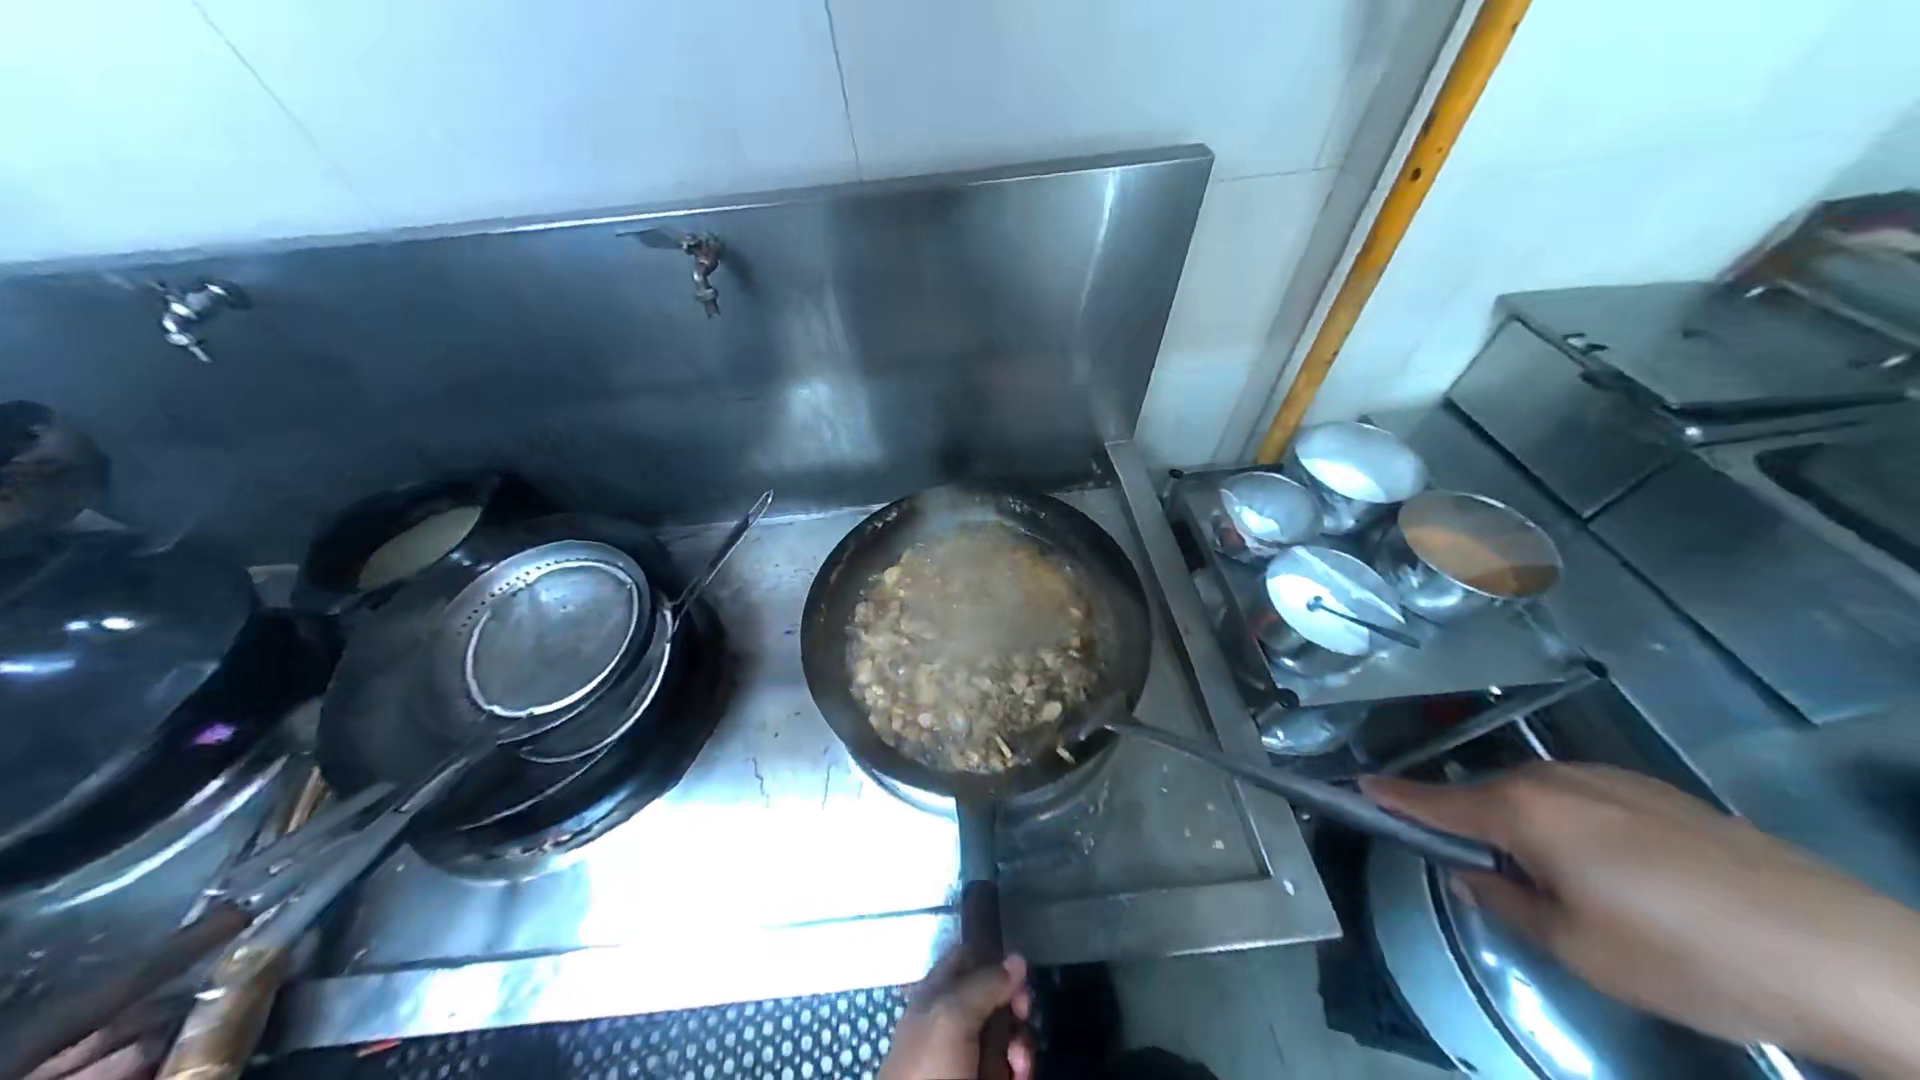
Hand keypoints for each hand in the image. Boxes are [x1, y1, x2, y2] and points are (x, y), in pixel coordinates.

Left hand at [880, 947, 1031, 1079]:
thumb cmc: (930, 1073)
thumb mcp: (951, 1017)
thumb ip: (984, 984)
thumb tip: (1018, 959)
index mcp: (935, 997)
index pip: (965, 960)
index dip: (991, 958)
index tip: (1015, 968)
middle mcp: (955, 1023)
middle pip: (995, 997)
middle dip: (1015, 1002)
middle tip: (1023, 1009)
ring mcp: (972, 1058)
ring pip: (1009, 1034)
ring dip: (1022, 1042)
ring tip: (1018, 1059)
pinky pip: (1013, 1068)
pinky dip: (1022, 1069)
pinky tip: (1020, 1076)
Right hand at [1365, 763, 1919, 1078]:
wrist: (1850, 957)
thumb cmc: (1687, 956)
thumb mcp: (1577, 948)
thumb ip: (1505, 902)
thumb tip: (1476, 874)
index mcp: (1524, 811)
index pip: (1435, 801)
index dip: (1393, 797)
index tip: (1357, 785)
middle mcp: (1557, 778)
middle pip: (1486, 795)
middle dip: (1469, 824)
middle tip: (1479, 872)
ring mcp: (1611, 778)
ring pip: (1536, 795)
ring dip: (1523, 825)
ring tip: (1557, 882)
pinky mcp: (1658, 791)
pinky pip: (1583, 798)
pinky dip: (1569, 824)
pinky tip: (1616, 872)